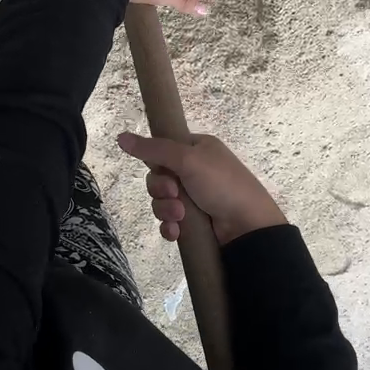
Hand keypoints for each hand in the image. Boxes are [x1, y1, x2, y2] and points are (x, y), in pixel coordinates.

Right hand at [116, 131, 285, 244]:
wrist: (249, 228)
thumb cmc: (222, 184)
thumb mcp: (187, 159)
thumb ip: (152, 149)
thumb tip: (120, 137)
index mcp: (198, 149)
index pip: (163, 149)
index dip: (157, 160)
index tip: (162, 168)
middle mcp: (195, 170)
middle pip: (158, 176)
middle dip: (161, 189)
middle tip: (174, 194)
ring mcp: (195, 197)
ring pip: (161, 200)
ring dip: (165, 209)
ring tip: (180, 217)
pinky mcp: (194, 222)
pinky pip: (169, 221)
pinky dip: (169, 226)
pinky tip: (176, 232)